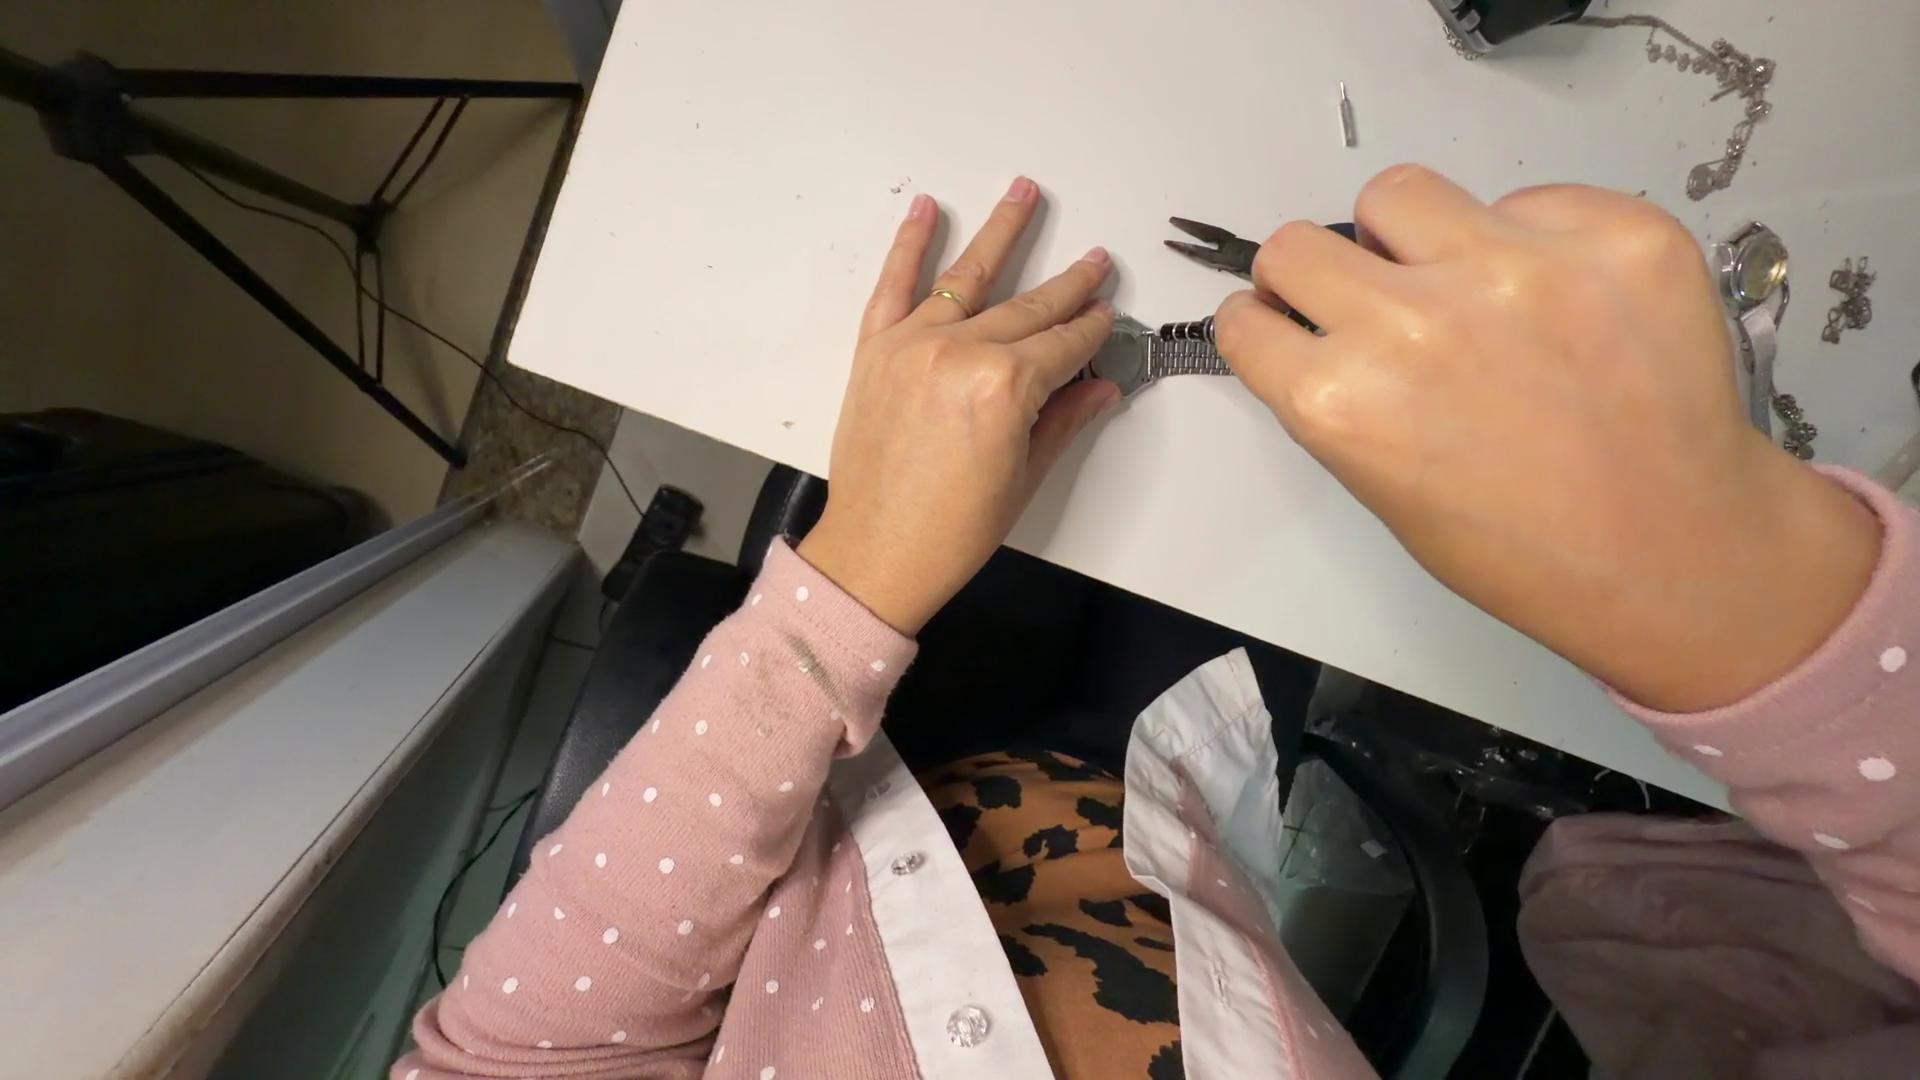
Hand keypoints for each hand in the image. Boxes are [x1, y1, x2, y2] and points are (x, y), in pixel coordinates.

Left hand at [798, 179, 1119, 634]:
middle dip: (1069, 285)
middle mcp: (960, 353)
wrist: (876, 554)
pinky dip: (909, 246)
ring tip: (1025, 193)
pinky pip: (894, 285)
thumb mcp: (1023, 478)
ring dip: (1002, 232)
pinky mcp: (875, 351)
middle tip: (1095, 262)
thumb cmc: (949, 532)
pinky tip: (926, 212)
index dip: (1093, 330)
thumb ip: (1063, 420)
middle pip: (1028, 308)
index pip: (1065, 344)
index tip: (1108, 315)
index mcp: (1006, 387)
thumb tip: (1101, 387)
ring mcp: (913, 346)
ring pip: (968, 277)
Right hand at [1214, 166, 1879, 711]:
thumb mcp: (1370, 477)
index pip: (1244, 323)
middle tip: (1343, 297)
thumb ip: (1327, 394)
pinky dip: (1514, 239)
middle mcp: (1407, 325)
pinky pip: (1521, 201)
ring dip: (1396, 236)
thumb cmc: (1499, 537)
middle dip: (1301, 275)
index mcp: (1337, 401)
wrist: (1661, 548)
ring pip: (1395, 193)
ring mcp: (1514, 270)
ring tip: (1440, 277)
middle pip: (1293, 246)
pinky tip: (1543, 296)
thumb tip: (1310, 328)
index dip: (1256, 324)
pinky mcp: (1613, 236)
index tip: (1275, 322)